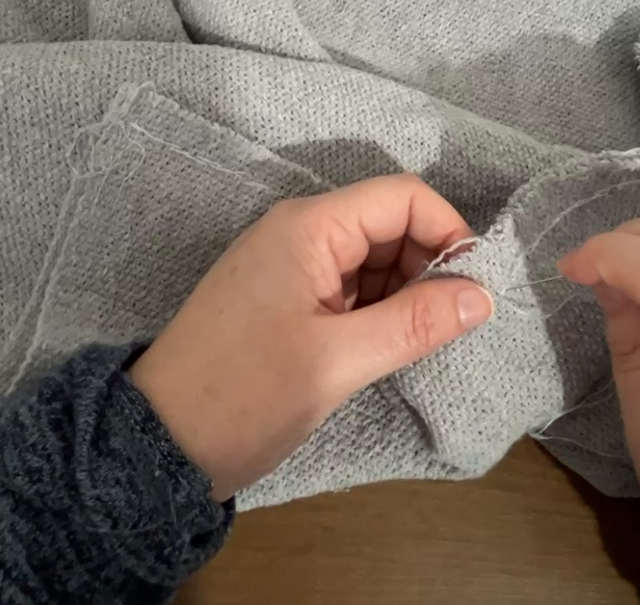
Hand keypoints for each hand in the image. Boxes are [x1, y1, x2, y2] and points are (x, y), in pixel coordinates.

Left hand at [129, 174, 493, 500]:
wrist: (157, 444)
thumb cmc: (244, 394)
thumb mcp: (337, 362)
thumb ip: (415, 323)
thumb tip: (482, 296)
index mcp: (311, 226)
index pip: (402, 197)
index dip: (447, 230)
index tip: (472, 287)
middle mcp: (302, 230)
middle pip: (389, 223)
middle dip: (427, 265)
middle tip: (445, 324)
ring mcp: (292, 261)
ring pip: (373, 255)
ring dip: (403, 290)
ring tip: (413, 342)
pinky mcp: (287, 293)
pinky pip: (349, 282)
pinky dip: (377, 306)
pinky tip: (383, 344)